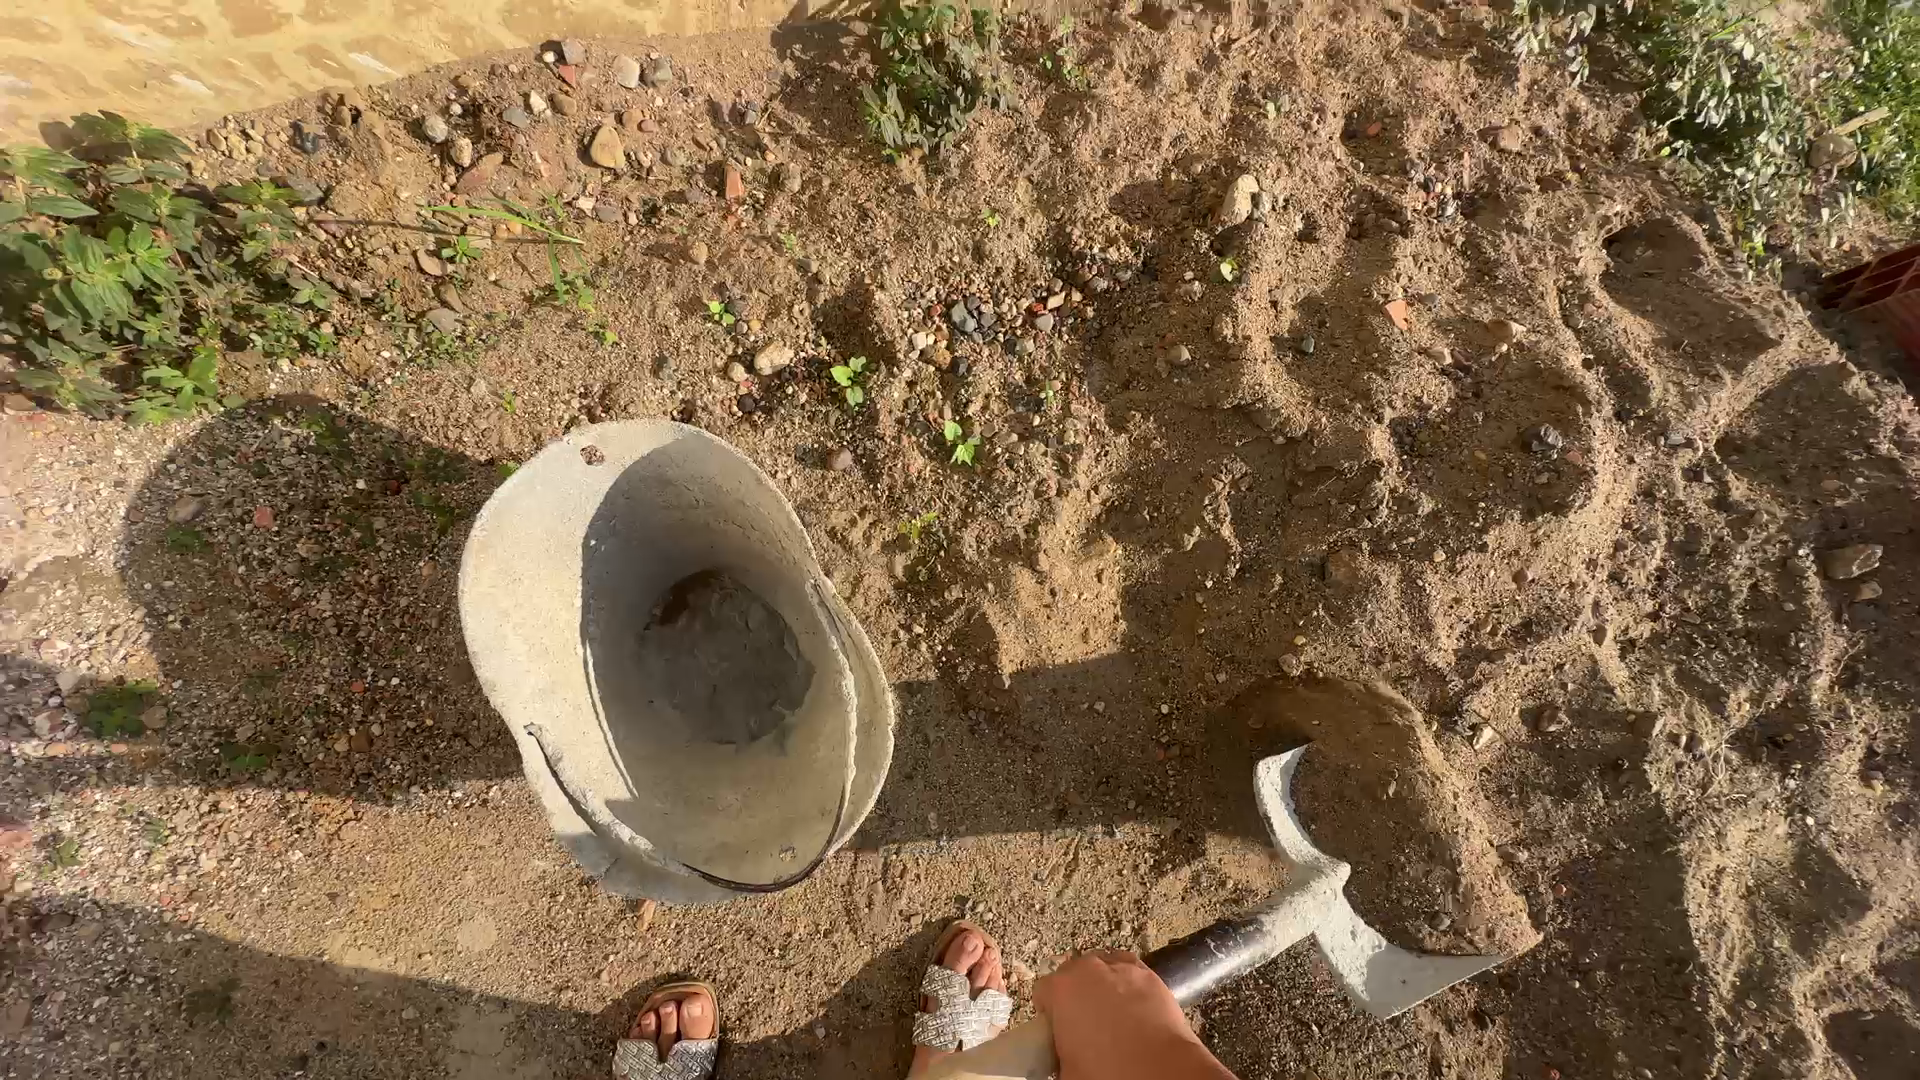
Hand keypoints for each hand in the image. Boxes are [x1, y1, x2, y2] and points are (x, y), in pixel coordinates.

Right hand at [1034, 951, 1236, 1079]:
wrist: (1162, 1073)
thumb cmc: (1109, 1074)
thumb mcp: (1067, 1074)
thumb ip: (1057, 1056)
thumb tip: (1063, 1060)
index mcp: (1060, 990)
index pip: (1042, 992)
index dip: (1048, 1015)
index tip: (1056, 1034)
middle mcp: (1086, 968)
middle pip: (1070, 974)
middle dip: (1074, 996)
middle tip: (1084, 1028)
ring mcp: (1118, 966)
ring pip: (1100, 968)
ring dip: (1100, 985)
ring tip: (1111, 1016)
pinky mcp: (1146, 972)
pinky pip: (1127, 969)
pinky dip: (1125, 982)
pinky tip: (1132, 1005)